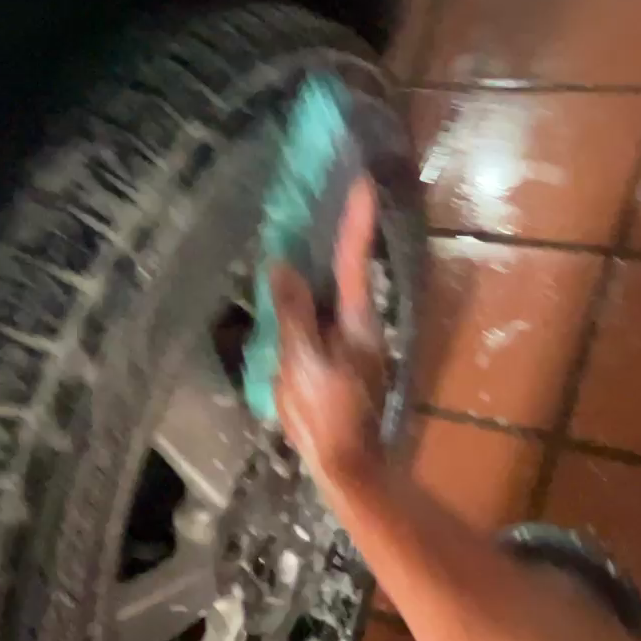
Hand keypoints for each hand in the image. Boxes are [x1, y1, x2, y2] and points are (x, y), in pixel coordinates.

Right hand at [271, 176, 388, 490]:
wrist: (343, 461)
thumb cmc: (327, 413)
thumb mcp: (305, 362)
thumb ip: (294, 313)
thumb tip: (281, 266)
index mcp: (356, 319)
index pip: (354, 258)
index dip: (356, 219)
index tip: (359, 179)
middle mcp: (358, 323)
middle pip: (344, 270)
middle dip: (333, 233)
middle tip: (317, 195)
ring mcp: (348, 342)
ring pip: (330, 293)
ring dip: (317, 264)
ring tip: (295, 233)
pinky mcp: (335, 358)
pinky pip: (319, 316)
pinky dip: (305, 296)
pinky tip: (287, 292)